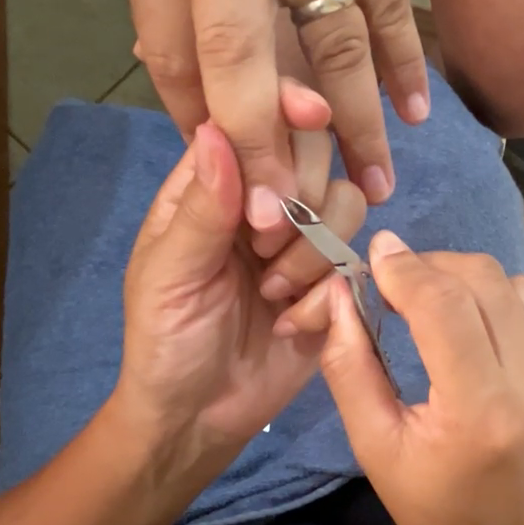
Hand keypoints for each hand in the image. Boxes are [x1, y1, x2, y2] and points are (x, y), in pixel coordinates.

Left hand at [112, 93, 364, 468]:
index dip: (285, 108)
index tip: (311, 113)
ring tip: (273, 294)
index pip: (254, 122)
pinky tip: (290, 324)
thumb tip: (221, 129)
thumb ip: (202, 208)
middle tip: (261, 248)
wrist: (201, 417)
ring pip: (346, 206)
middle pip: (315, 156)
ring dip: (312, 252)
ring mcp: (303, 243)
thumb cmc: (167, 340)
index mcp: (212, 186)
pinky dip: (325, 294)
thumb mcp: (169, 274)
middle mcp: (266, 204)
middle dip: (299, 200)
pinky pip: (355, 263)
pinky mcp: (332, 285)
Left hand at [120, 0, 429, 224]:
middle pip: (262, 63)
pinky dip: (408, 61)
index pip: (194, 61)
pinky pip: (392, 1)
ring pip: (341, 44)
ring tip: (377, 189)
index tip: (252, 208)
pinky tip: (418, 114)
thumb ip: (175, 24)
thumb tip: (204, 124)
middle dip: (284, 151)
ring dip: (361, 126)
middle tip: (304, 223)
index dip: (223, 140)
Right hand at [317, 232, 523, 524]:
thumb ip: (350, 364)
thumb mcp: (374, 445)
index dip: (407, 268)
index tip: (378, 254)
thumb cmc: (431, 506)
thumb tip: (340, 289)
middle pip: (485, 282)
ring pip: (518, 287)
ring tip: (437, 305)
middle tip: (399, 281)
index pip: (445, 305)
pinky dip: (503, 305)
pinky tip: (479, 331)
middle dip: (434, 266)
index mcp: (478, 414)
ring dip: (470, 282)